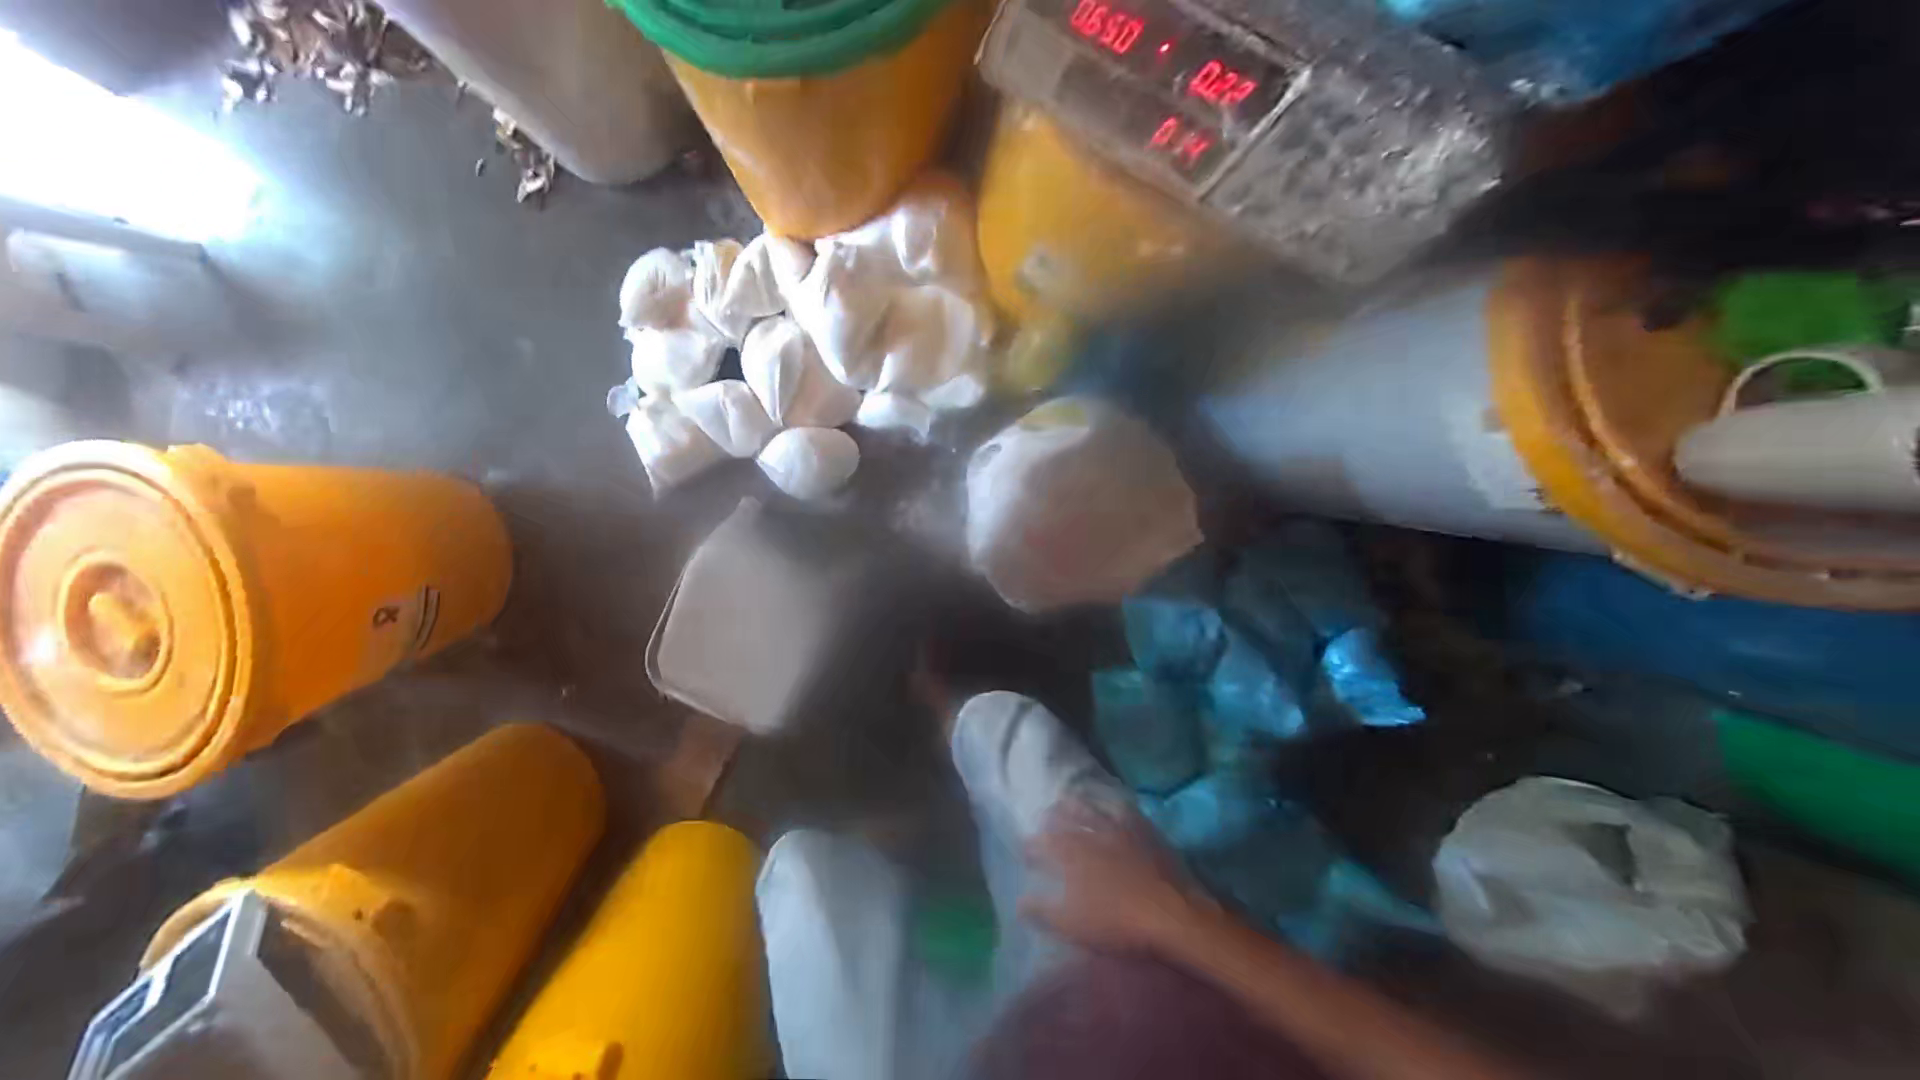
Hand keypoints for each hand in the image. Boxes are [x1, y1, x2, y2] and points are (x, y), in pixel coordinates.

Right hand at [1019, 797, 1216, 955]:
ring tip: (1069, 804)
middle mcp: (1090, 831)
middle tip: (1044, 821)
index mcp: (1070, 853)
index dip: (1031, 846)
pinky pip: (1122, 809)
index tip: (1026, 852)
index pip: (1042, 842)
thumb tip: (1020, 902)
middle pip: (1064, 815)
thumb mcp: (1072, 925)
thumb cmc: (1118, 923)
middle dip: (1050, 817)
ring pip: (1091, 806)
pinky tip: (1111, 809)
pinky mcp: (1143, 828)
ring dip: (1076, 805)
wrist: (1172, 914)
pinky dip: (1111, 806)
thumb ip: (1043, 912)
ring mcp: (1118, 827)